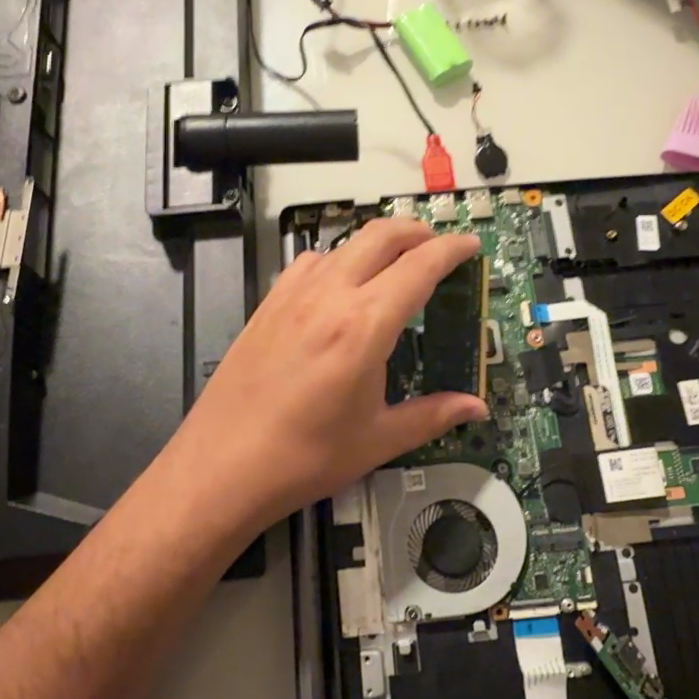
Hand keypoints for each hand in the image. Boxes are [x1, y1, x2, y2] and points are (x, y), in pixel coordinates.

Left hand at [159, 218, 488, 531]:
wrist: (222, 467)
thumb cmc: (304, 458)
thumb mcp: (379, 439)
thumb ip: (433, 415)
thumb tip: (476, 408)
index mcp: (364, 326)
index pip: (420, 266)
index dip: (452, 249)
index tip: (471, 245)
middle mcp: (328, 296)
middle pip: (381, 235)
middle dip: (417, 232)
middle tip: (439, 248)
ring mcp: (291, 296)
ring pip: (343, 245)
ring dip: (376, 244)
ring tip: (394, 267)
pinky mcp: (266, 306)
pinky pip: (308, 264)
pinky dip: (337, 260)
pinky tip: (339, 289)